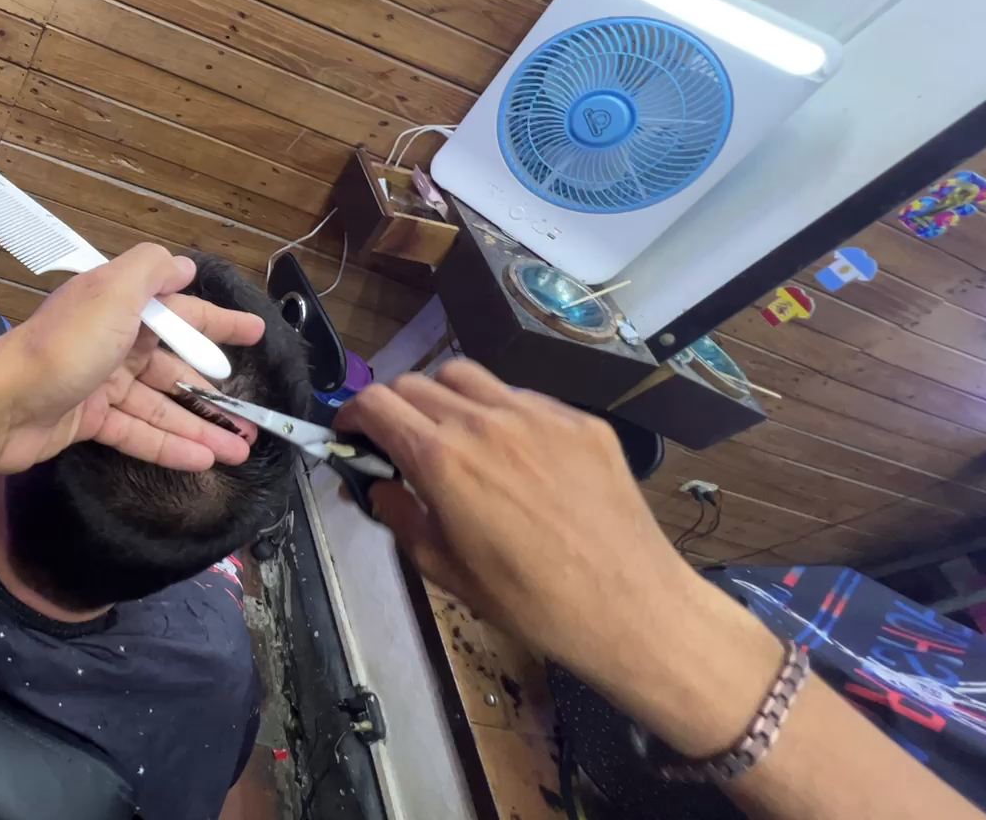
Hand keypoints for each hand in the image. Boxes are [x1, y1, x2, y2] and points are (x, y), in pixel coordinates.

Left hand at [0, 243, 264, 474]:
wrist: (2, 405)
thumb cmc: (64, 346)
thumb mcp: (112, 291)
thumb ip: (150, 271)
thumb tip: (183, 265)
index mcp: (120, 307)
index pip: (181, 313)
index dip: (218, 323)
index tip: (255, 333)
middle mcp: (112, 342)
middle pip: (173, 366)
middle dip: (213, 389)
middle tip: (251, 416)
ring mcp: (100, 384)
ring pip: (160, 405)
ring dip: (200, 426)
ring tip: (240, 449)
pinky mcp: (88, 421)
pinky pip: (138, 432)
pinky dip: (169, 446)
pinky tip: (203, 461)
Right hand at [339, 360, 761, 712]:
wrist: (635, 612)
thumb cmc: (528, 600)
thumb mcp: (439, 565)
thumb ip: (394, 511)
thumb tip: (373, 481)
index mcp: (441, 459)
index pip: (373, 402)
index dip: (350, 414)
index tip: (351, 433)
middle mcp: (482, 423)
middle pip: (410, 382)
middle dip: (391, 407)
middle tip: (397, 440)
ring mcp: (534, 415)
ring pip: (460, 374)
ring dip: (439, 396)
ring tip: (450, 431)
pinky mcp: (577, 420)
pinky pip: (516, 394)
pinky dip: (494, 410)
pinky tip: (510, 450)